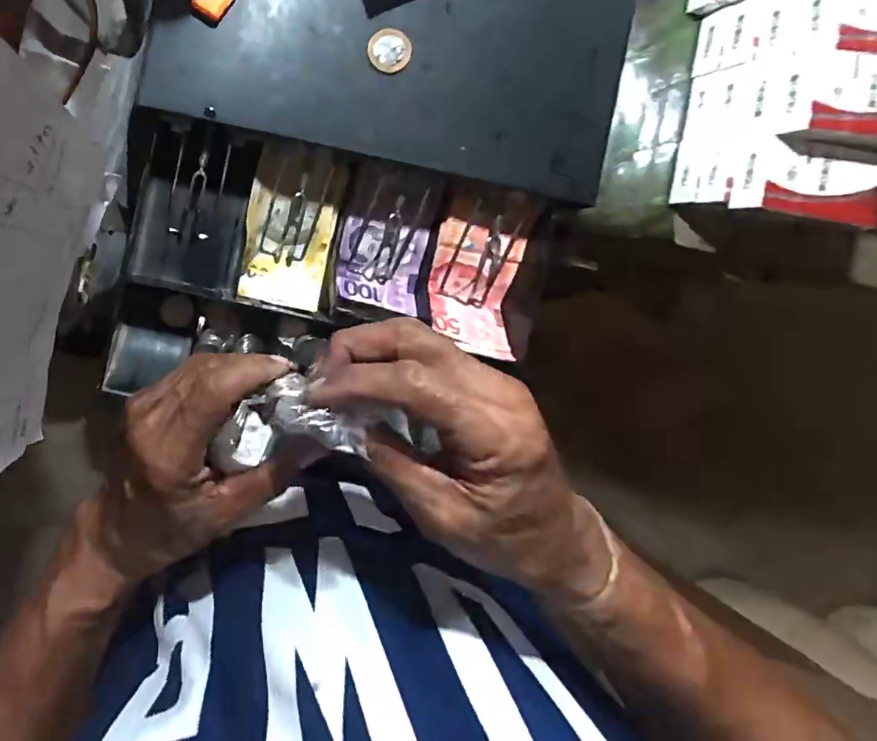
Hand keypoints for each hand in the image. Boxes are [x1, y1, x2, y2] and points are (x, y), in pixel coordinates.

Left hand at [81, 353, 302, 583]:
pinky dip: (215, 373)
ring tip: (265, 378)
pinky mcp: (140, 398)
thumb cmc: (172, 531)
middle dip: (248, 364)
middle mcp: (149, 415)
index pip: (211, 388)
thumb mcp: (227, 515)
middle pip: (205, 369)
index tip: (286, 371)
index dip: (250, 370)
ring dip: (233, 365)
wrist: (116, 532)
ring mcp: (140, 402)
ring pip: (195, 365)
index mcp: (168, 448)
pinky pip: (184, 373)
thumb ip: (271, 476)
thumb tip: (314, 442)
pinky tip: (235, 386)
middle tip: (283, 376)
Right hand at [309, 318, 612, 604]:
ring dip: (367, 345)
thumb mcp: (442, 519)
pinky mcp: (482, 376)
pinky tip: (364, 377)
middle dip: (356, 347)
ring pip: (416, 334)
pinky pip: (425, 349)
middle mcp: (495, 385)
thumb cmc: (505, 542)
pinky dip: (385, 355)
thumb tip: (345, 423)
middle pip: (413, 337)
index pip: (413, 379)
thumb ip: (392, 465)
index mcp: (492, 426)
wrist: (561, 540)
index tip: (315, 393)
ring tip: (334, 374)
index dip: (356, 379)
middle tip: (319, 377)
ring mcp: (491, 375)